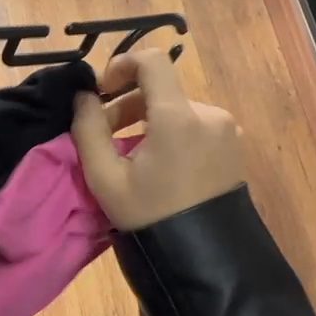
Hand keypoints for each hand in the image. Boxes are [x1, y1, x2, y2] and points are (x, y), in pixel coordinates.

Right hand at [71, 45, 243, 231]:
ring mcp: (225, 128)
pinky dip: (169, 133)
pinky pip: (193, 125)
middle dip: (126, 106)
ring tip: (129, 157)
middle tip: (103, 138)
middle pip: (160, 90)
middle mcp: (207, 114)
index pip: (152, 61)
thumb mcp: (104, 176)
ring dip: (146, 122)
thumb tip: (83, 96)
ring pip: (175, 109)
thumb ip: (88, 128)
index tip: (101, 90)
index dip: (121, 64)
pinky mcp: (232, 144)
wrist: (200, 254)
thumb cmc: (147, 214)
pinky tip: (157, 164)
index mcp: (176, 117)